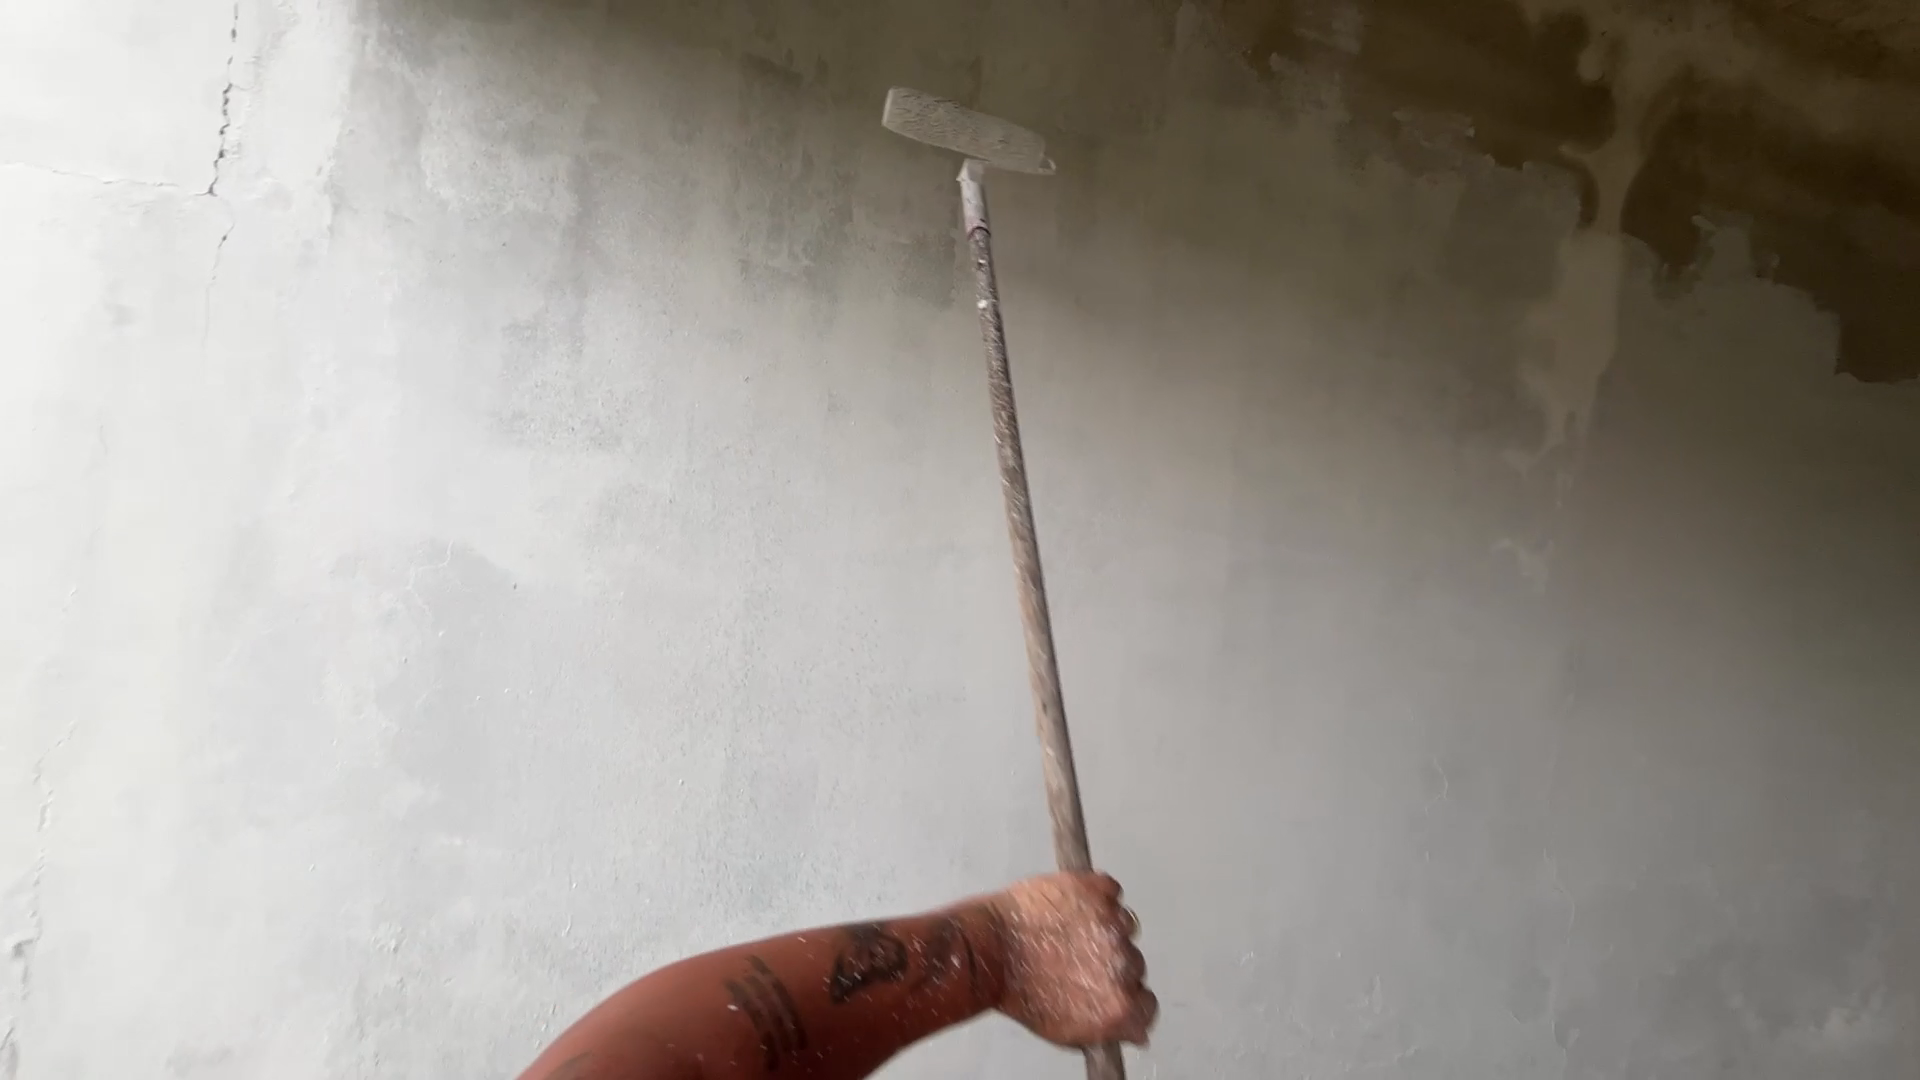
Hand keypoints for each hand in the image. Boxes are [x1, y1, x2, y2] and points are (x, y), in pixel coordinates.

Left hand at [986, 871, 1156, 1046]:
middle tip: (1079, 954)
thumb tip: (1134, 1028)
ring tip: (1069, 926)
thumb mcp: (1068, 1031)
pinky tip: (1072, 902)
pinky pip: (1110, 889)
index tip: (1111, 985)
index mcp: (1120, 1006)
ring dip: (1104, 924)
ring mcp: (1112, 923)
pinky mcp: (1097, 889)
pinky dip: (1096, 893)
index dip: (1128, 994)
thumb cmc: (1019, 989)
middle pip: (1133, 961)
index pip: (1147, 1004)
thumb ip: (1108, 1027)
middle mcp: (1123, 965)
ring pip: (1123, 923)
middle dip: (1111, 959)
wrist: (991, 948)